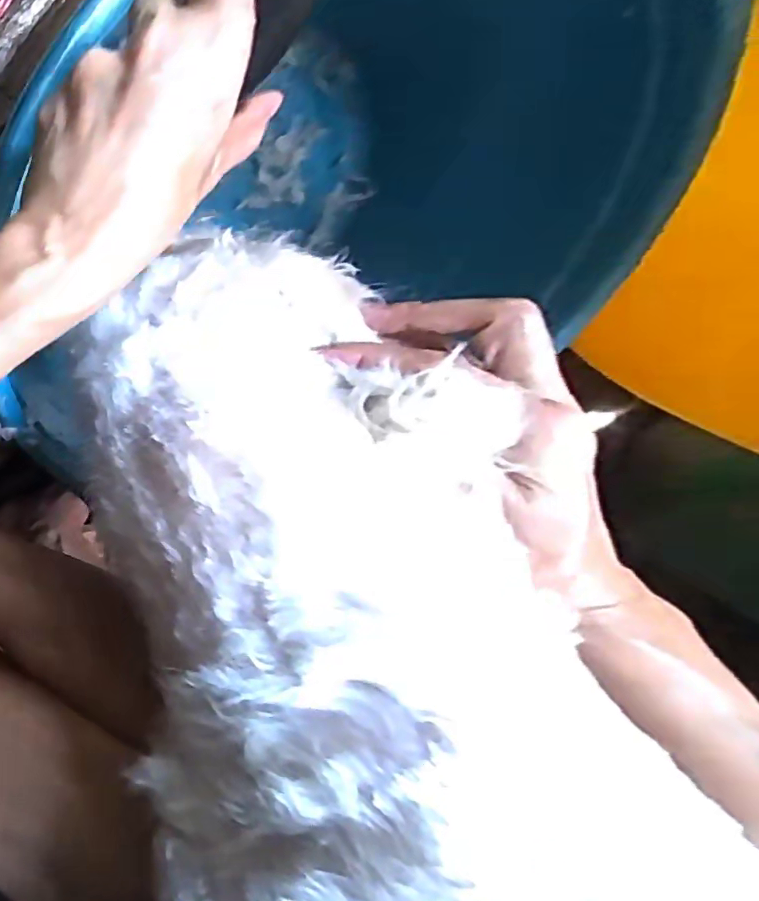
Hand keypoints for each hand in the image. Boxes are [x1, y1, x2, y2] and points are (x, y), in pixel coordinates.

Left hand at [16, 0, 283, 291]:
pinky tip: (80, 144)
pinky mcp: (53, 88)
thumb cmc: (155, 209)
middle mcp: (154, 33)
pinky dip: (80, 105)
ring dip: (114, 76)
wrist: (72, 240)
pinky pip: (75, 84)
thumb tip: (266, 103)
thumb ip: (237, 126)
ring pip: (110, 49)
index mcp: (212, 40)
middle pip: (158, 2)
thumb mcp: (206, 169)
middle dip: (158, 33)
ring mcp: (95, 60)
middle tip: (151, 89)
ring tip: (110, 133)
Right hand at [322, 298, 633, 614]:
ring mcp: (541, 406)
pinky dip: (434, 359)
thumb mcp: (462, 515)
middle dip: (426, 316)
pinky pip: (481, 368)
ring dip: (429, 333)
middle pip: (500, 324)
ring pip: (493, 339)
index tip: (328, 356)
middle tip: (361, 324)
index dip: (382, 355)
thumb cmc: (514, 557)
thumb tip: (357, 419)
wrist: (573, 584)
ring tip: (369, 338)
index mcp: (534, 420)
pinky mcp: (526, 418)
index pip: (446, 365)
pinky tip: (391, 375)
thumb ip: (419, 463)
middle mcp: (546, 401)